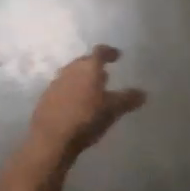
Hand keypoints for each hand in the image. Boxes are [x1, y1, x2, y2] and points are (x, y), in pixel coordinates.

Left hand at [28, 45, 145, 158]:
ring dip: (81, 79)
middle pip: (84, 62)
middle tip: (104, 75)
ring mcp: (56, 83)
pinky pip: (61, 88)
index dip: (109, 52)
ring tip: (90, 90)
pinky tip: (74, 104)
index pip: (100, 51)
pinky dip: (70, 91)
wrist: (51, 139)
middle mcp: (71, 69)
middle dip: (94, 67)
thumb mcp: (112, 110)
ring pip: (71, 74)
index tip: (117, 56)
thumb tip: (144, 93)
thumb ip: (127, 99)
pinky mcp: (45, 98)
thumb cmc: (86, 119)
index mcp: (89, 67)